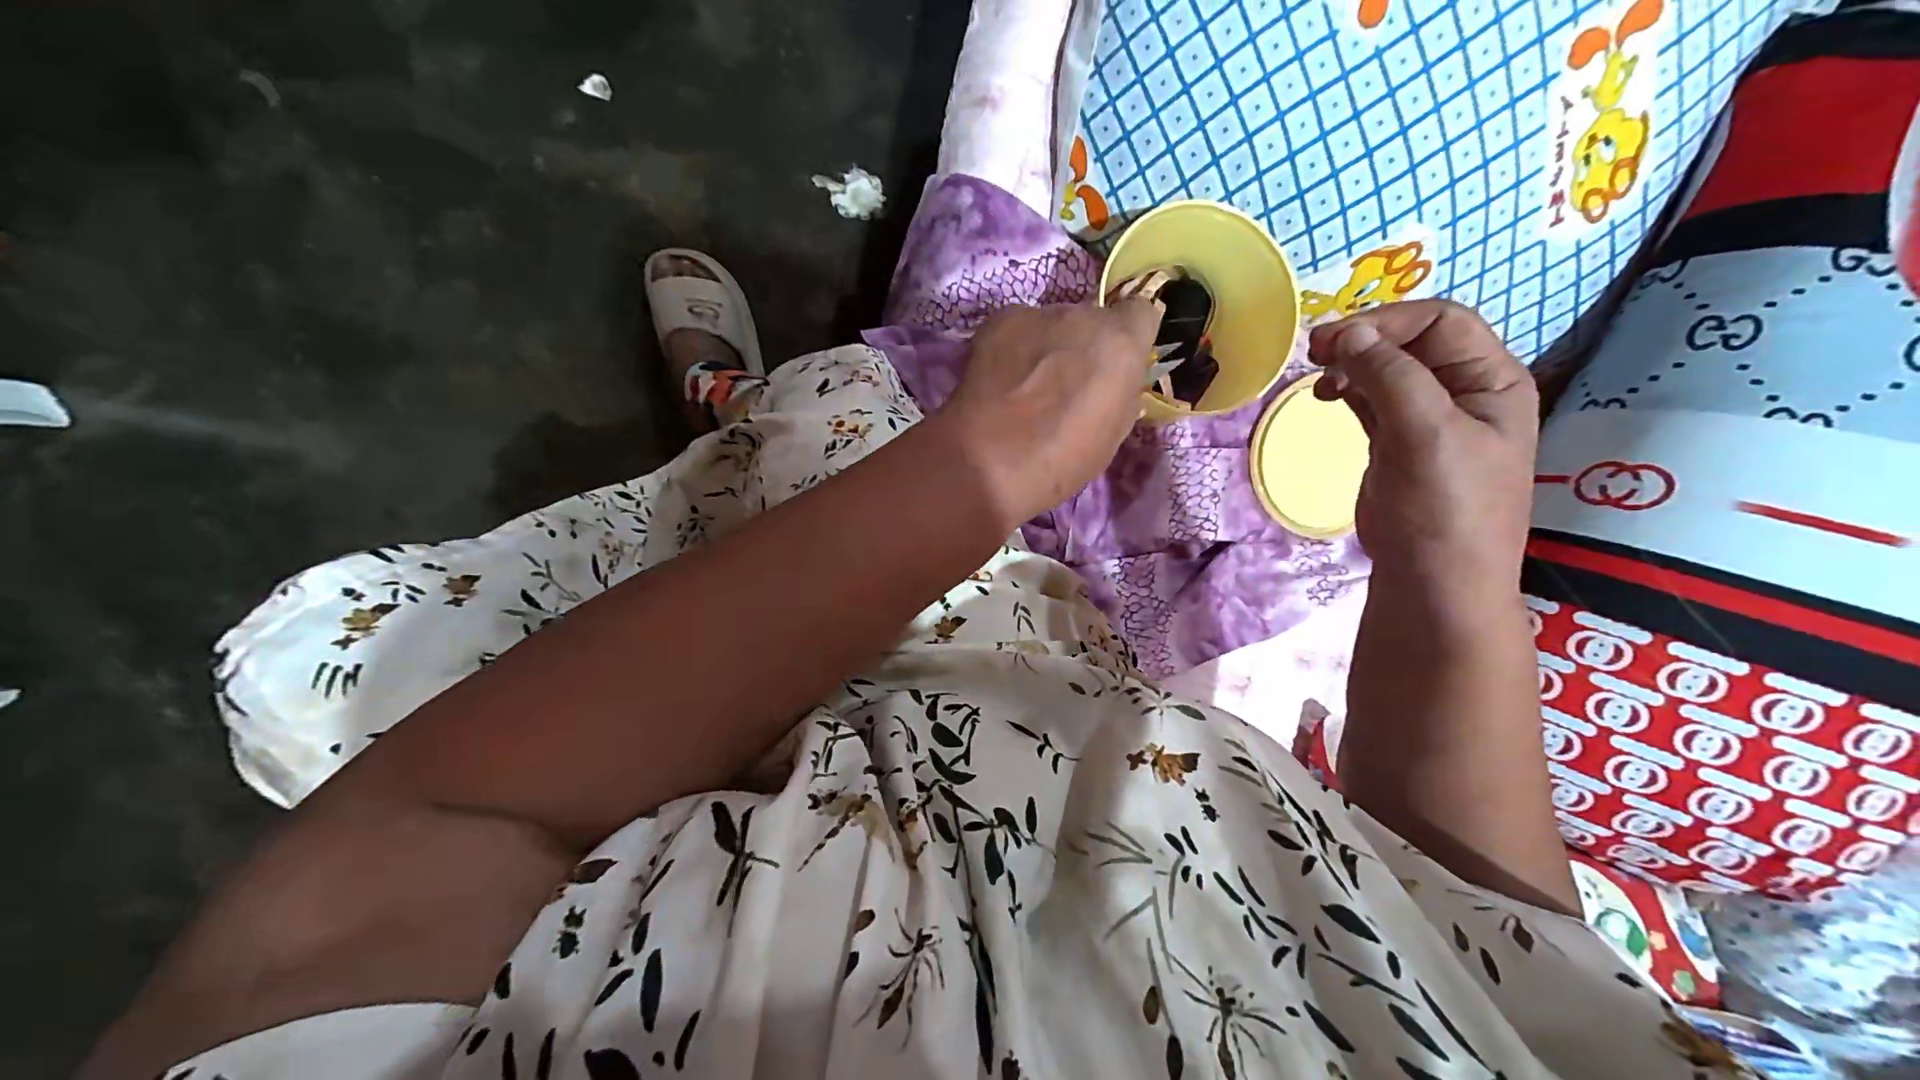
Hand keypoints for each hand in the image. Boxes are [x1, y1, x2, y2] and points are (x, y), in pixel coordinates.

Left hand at [934, 299, 1162, 527]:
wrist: (991, 460)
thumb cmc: (1062, 458)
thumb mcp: (1112, 434)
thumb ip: (1121, 394)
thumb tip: (1115, 385)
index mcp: (1122, 342)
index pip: (1141, 312)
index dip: (1129, 337)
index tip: (1116, 363)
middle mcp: (1084, 315)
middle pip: (1092, 319)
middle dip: (1084, 343)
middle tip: (1065, 382)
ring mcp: (1038, 314)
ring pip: (1052, 323)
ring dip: (1047, 344)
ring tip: (1026, 383)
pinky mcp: (998, 320)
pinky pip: (1017, 327)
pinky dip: (1014, 347)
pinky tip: (1001, 378)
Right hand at [1308, 300, 1537, 605]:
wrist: (1433, 580)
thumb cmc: (1442, 509)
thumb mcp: (1424, 434)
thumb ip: (1390, 376)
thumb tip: (1348, 333)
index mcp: (1492, 380)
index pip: (1442, 322)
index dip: (1387, 321)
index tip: (1333, 340)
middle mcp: (1465, 392)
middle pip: (1412, 341)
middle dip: (1364, 340)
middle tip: (1314, 354)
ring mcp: (1429, 419)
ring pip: (1387, 370)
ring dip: (1351, 365)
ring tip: (1317, 379)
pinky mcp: (1398, 443)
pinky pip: (1373, 400)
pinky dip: (1348, 391)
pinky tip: (1326, 397)